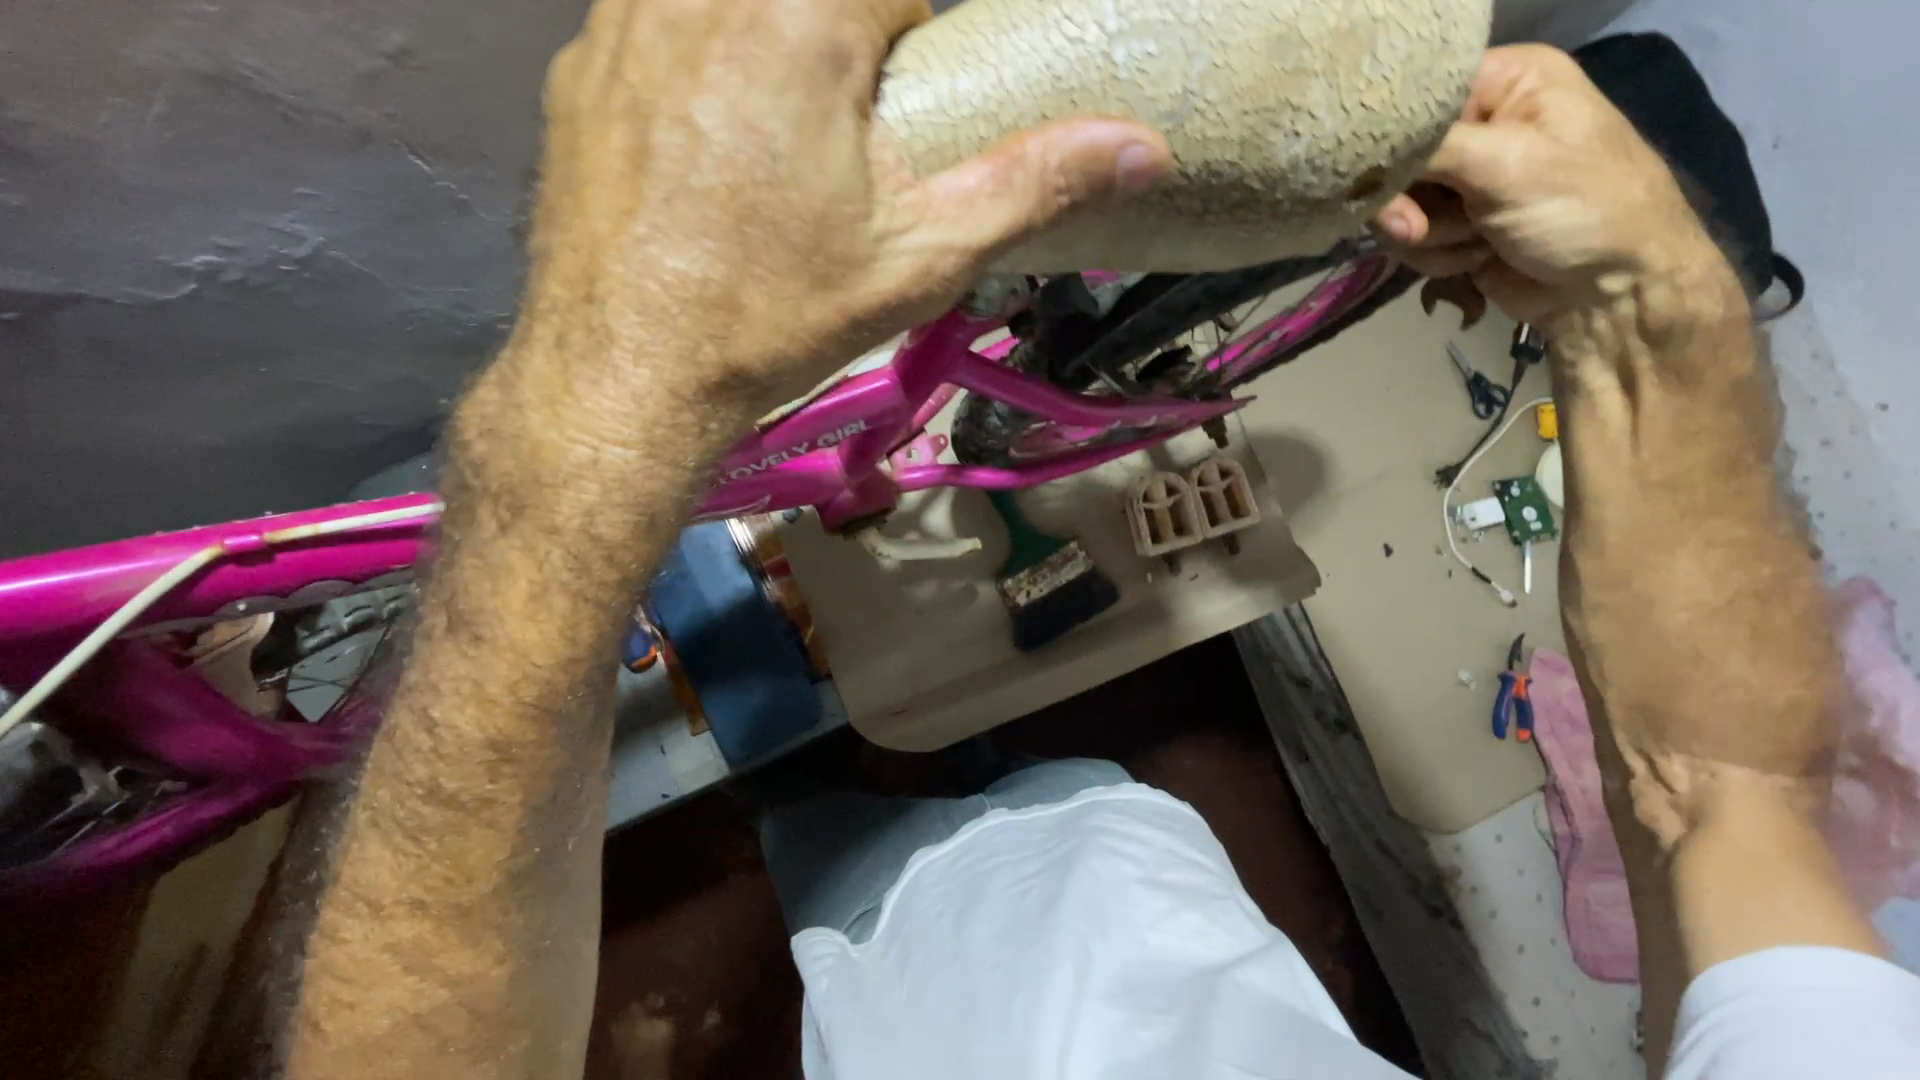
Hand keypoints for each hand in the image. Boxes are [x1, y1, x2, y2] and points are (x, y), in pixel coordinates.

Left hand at [513, 0, 1170, 439]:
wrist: (629, 374)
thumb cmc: (778, 317)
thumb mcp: (921, 258)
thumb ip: (1032, 184)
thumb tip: (1145, 147)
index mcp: (799, 16)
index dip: (911, 37)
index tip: (904, 101)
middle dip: (841, 39)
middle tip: (845, 124)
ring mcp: (622, 18)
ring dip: (770, 40)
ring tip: (776, 137)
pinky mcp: (578, 65)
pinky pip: (656, 18)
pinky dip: (697, 55)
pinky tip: (704, 146)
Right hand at [1374, 45, 1726, 329]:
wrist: (1609, 290)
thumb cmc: (1581, 209)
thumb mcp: (1507, 164)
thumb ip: (1431, 151)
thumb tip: (1364, 157)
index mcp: (1507, 82)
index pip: (1418, 99)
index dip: (1398, 140)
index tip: (1393, 176)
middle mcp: (1482, 124)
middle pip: (1399, 159)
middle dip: (1411, 203)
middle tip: (1418, 226)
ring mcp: (1464, 179)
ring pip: (1398, 205)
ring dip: (1430, 235)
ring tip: (1479, 241)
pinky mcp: (1453, 224)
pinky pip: (1410, 239)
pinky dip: (1438, 256)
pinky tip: (1479, 258)